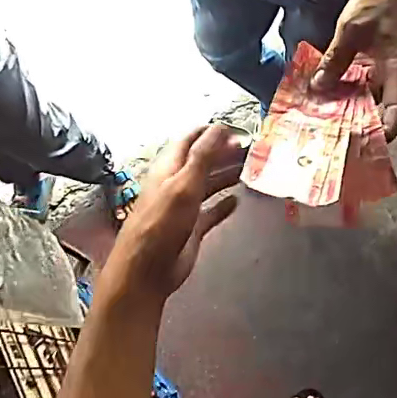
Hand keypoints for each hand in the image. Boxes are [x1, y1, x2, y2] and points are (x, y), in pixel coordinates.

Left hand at [102, 124, 246, 298]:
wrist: (147, 269)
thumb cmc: (161, 225)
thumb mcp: (183, 184)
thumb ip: (202, 156)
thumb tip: (219, 128)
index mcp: (168, 168)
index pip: (190, 141)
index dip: (211, 133)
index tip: (234, 129)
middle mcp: (175, 184)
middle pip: (202, 162)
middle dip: (223, 154)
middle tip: (249, 149)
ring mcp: (183, 207)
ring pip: (207, 185)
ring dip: (226, 176)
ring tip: (249, 169)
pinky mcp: (191, 228)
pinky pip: (210, 212)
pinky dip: (223, 205)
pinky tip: (236, 201)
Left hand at [312, 0, 396, 139]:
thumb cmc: (374, 6)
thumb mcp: (349, 31)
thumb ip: (336, 58)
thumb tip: (319, 86)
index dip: (386, 129)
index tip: (368, 144)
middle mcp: (396, 77)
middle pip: (385, 113)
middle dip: (366, 129)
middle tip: (342, 143)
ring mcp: (387, 75)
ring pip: (374, 104)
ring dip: (356, 116)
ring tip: (333, 130)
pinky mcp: (376, 71)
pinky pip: (364, 92)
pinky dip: (351, 100)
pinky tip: (331, 106)